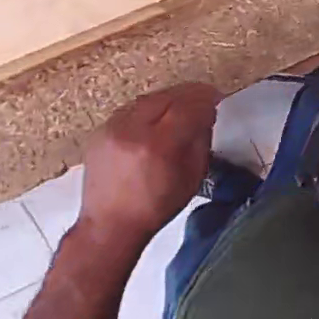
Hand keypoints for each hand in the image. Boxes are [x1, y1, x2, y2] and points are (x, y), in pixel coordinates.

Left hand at [78, 83, 219, 246]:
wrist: (110, 224)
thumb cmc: (155, 207)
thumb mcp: (191, 177)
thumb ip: (200, 141)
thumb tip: (204, 117)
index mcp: (158, 147)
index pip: (188, 108)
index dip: (206, 100)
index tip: (217, 99)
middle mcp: (132, 131)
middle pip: (167, 97)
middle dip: (190, 95)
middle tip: (204, 99)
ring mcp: (112, 128)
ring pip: (148, 98)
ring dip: (169, 98)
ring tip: (183, 106)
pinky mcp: (101, 130)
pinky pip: (131, 109)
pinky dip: (149, 108)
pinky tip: (158, 116)